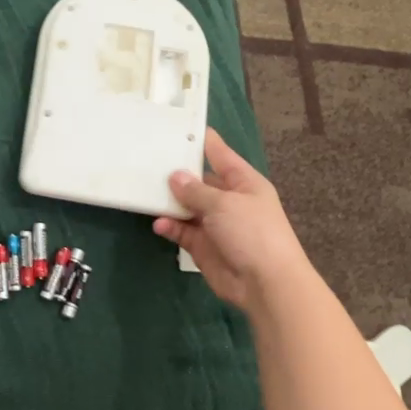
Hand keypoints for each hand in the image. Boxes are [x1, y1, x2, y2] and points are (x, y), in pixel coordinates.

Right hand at [153, 128, 309, 309]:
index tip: (177, 127)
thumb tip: (174, 177)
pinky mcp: (203, 246)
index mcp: (243, 182)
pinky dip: (170, 226)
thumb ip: (196, 190)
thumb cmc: (252, 233)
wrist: (265, 282)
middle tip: (146, 161)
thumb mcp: (224, 204)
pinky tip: (159, 223)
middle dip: (176, 173)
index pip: (220, 154)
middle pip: (199, 180)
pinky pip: (182, 230)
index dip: (201, 140)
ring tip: (146, 193)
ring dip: (169, 202)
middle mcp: (228, 200)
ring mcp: (215, 223)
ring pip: (186, 206)